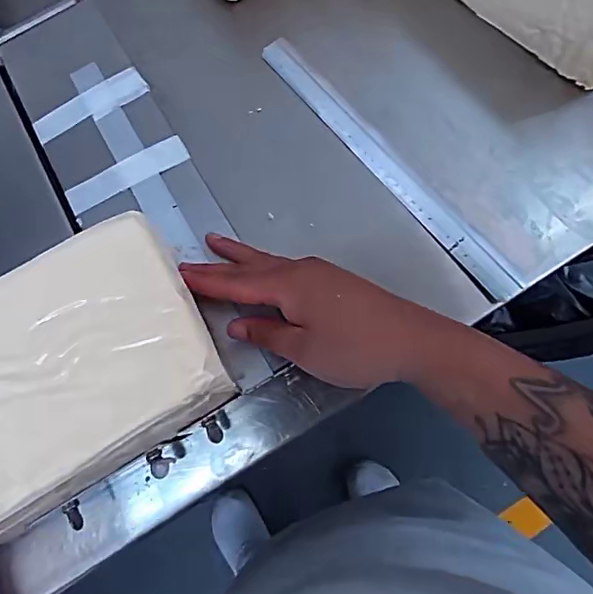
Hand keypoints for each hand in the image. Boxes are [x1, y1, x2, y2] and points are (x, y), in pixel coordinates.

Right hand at [181, 235, 452, 388]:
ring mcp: (315, 272)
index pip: (237, 283)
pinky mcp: (329, 279)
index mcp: (287, 286)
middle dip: (217, 264)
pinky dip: (262, 264)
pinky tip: (263, 268)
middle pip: (248, 266)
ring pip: (267, 261)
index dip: (207, 281)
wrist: (413, 339)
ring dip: (239, 256)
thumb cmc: (356, 348)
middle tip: (187, 260)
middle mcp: (297, 271)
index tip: (180, 274)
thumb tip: (238, 323)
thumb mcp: (306, 350)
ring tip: (216, 242)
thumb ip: (268, 334)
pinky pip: (283, 266)